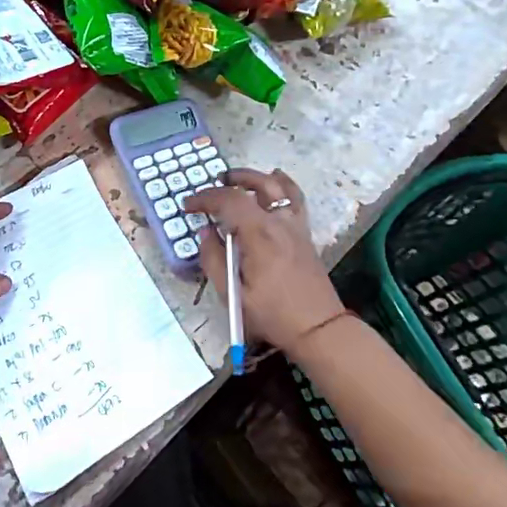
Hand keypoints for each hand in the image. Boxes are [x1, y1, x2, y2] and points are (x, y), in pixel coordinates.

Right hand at [185, 169, 343, 356]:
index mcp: (259, 234)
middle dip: (231, 180)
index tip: (188, 206)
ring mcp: (296, 225)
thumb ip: (214, 259)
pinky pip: (295, 198)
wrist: (318, 329)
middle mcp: (279, 222)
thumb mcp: (233, 294)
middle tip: (213, 184)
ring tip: (238, 179)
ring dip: (256, 178)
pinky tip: (275, 182)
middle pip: (256, 184)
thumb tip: (205, 232)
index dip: (205, 198)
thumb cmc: (272, 314)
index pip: (229, 200)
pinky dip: (283, 185)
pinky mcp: (304, 233)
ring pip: (279, 186)